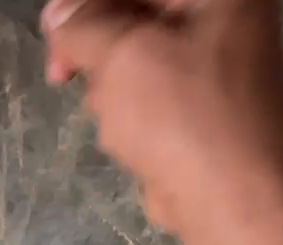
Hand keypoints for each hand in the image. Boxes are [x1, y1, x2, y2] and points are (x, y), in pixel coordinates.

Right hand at [42, 0, 282, 237]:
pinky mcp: (199, 91)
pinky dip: (122, 97)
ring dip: (105, 75)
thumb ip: (85, 25)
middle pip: (133, 8)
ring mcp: (213, 50)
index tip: (52, 35)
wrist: (229, 187)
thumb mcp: (122, 56)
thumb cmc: (181, 113)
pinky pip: (145, 79)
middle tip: (64, 76)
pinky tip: (121, 123)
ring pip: (133, 46)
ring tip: (106, 106)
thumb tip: (61, 13)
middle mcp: (221, 8)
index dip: (83, 4)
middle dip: (92, 40)